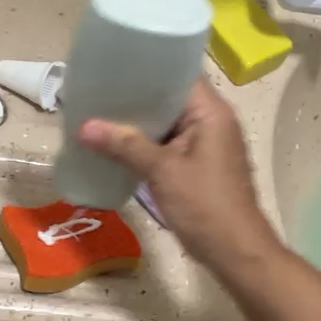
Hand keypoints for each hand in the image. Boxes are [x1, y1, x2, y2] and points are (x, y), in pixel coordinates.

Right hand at [77, 80, 286, 275]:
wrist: (236, 253)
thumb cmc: (206, 206)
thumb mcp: (162, 172)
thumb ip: (124, 145)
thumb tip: (84, 127)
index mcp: (211, 112)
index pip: (178, 74)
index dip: (147, 68)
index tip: (114, 66)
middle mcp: (212, 120)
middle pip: (169, 97)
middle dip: (135, 96)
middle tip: (98, 90)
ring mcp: (207, 143)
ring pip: (167, 122)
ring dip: (139, 121)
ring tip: (100, 113)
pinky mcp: (199, 164)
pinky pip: (168, 142)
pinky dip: (146, 142)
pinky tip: (117, 145)